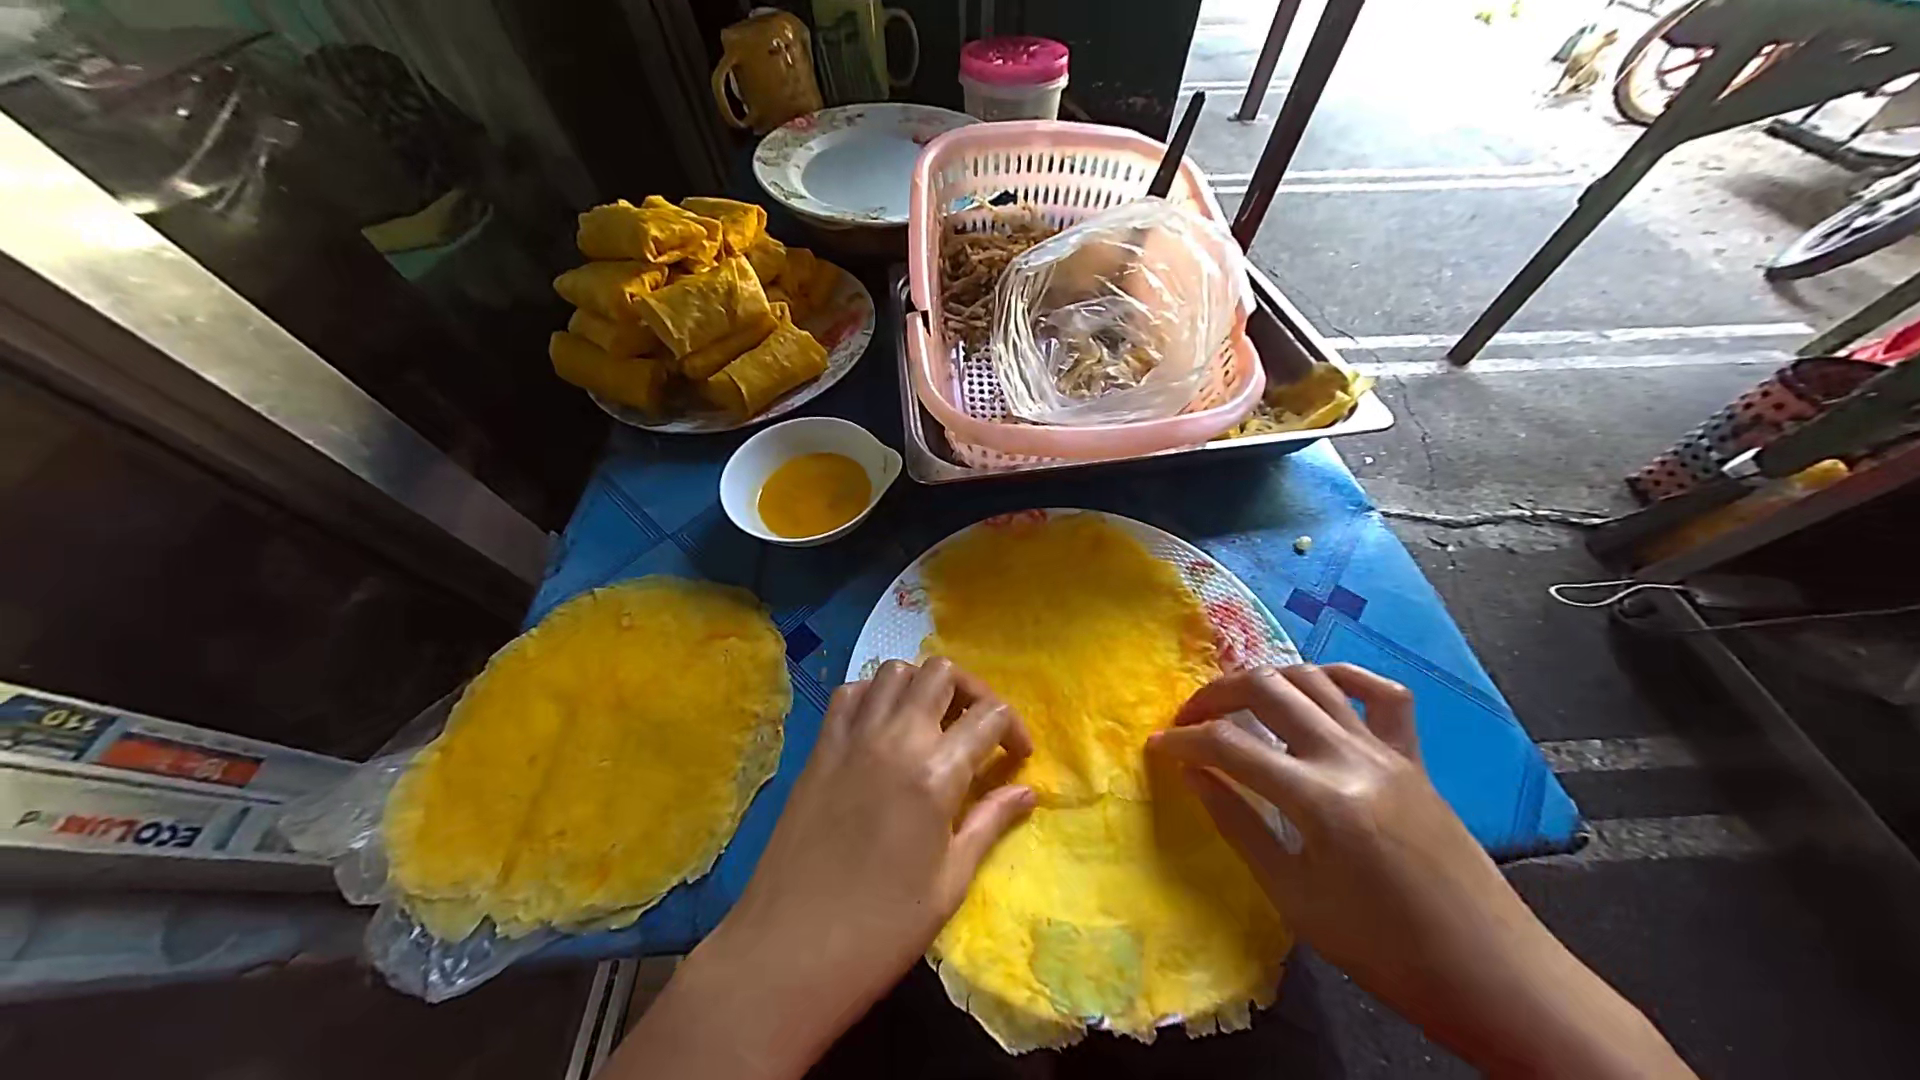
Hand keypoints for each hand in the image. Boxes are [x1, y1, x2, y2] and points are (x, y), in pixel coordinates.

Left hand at [613, 658, 1033, 1079]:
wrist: (789, 951)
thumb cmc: (882, 928)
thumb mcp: (950, 881)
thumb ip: (990, 822)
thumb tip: (1027, 791)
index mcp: (935, 773)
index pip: (989, 715)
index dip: (1014, 729)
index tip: (1016, 757)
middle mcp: (895, 737)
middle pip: (942, 672)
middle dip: (972, 692)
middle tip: (977, 730)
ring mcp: (851, 737)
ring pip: (895, 670)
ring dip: (923, 685)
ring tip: (933, 724)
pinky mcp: (819, 747)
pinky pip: (851, 693)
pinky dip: (875, 694)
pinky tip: (883, 728)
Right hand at [1149, 663, 1692, 1079]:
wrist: (1494, 976)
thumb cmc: (1384, 950)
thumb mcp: (1292, 896)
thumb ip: (1237, 824)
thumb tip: (1193, 774)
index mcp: (1319, 798)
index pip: (1229, 745)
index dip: (1183, 741)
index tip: (1157, 747)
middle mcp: (1351, 757)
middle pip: (1266, 690)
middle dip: (1213, 696)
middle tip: (1187, 720)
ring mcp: (1388, 751)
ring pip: (1313, 678)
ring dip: (1264, 680)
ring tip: (1236, 704)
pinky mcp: (1414, 757)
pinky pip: (1381, 694)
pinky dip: (1341, 676)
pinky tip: (1315, 687)